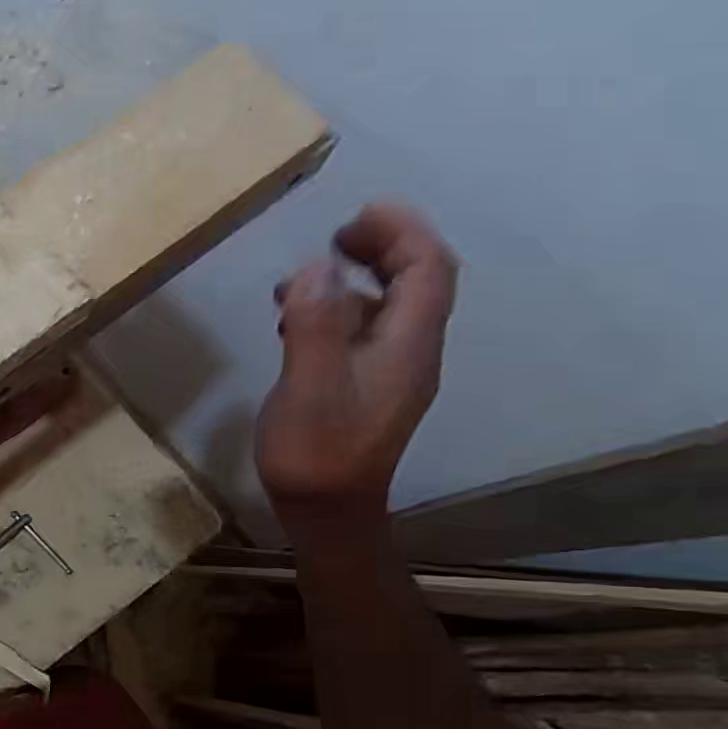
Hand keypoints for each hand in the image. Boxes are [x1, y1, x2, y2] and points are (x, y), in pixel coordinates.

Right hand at [255, 203, 457, 511]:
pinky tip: (299, 322)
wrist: (327, 513)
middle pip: (417, 281)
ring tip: (300, 281)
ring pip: (389, 306)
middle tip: (333, 238)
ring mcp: (392, 372)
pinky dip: (340, 310)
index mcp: (407, 346)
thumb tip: (319, 267)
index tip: (357, 215)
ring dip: (354, 279)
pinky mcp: (368, 387)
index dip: (401, 231)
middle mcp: (411, 353)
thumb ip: (316, 324)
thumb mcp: (308, 386)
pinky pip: (366, 331)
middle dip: (383, 247)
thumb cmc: (316, 452)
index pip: (428, 268)